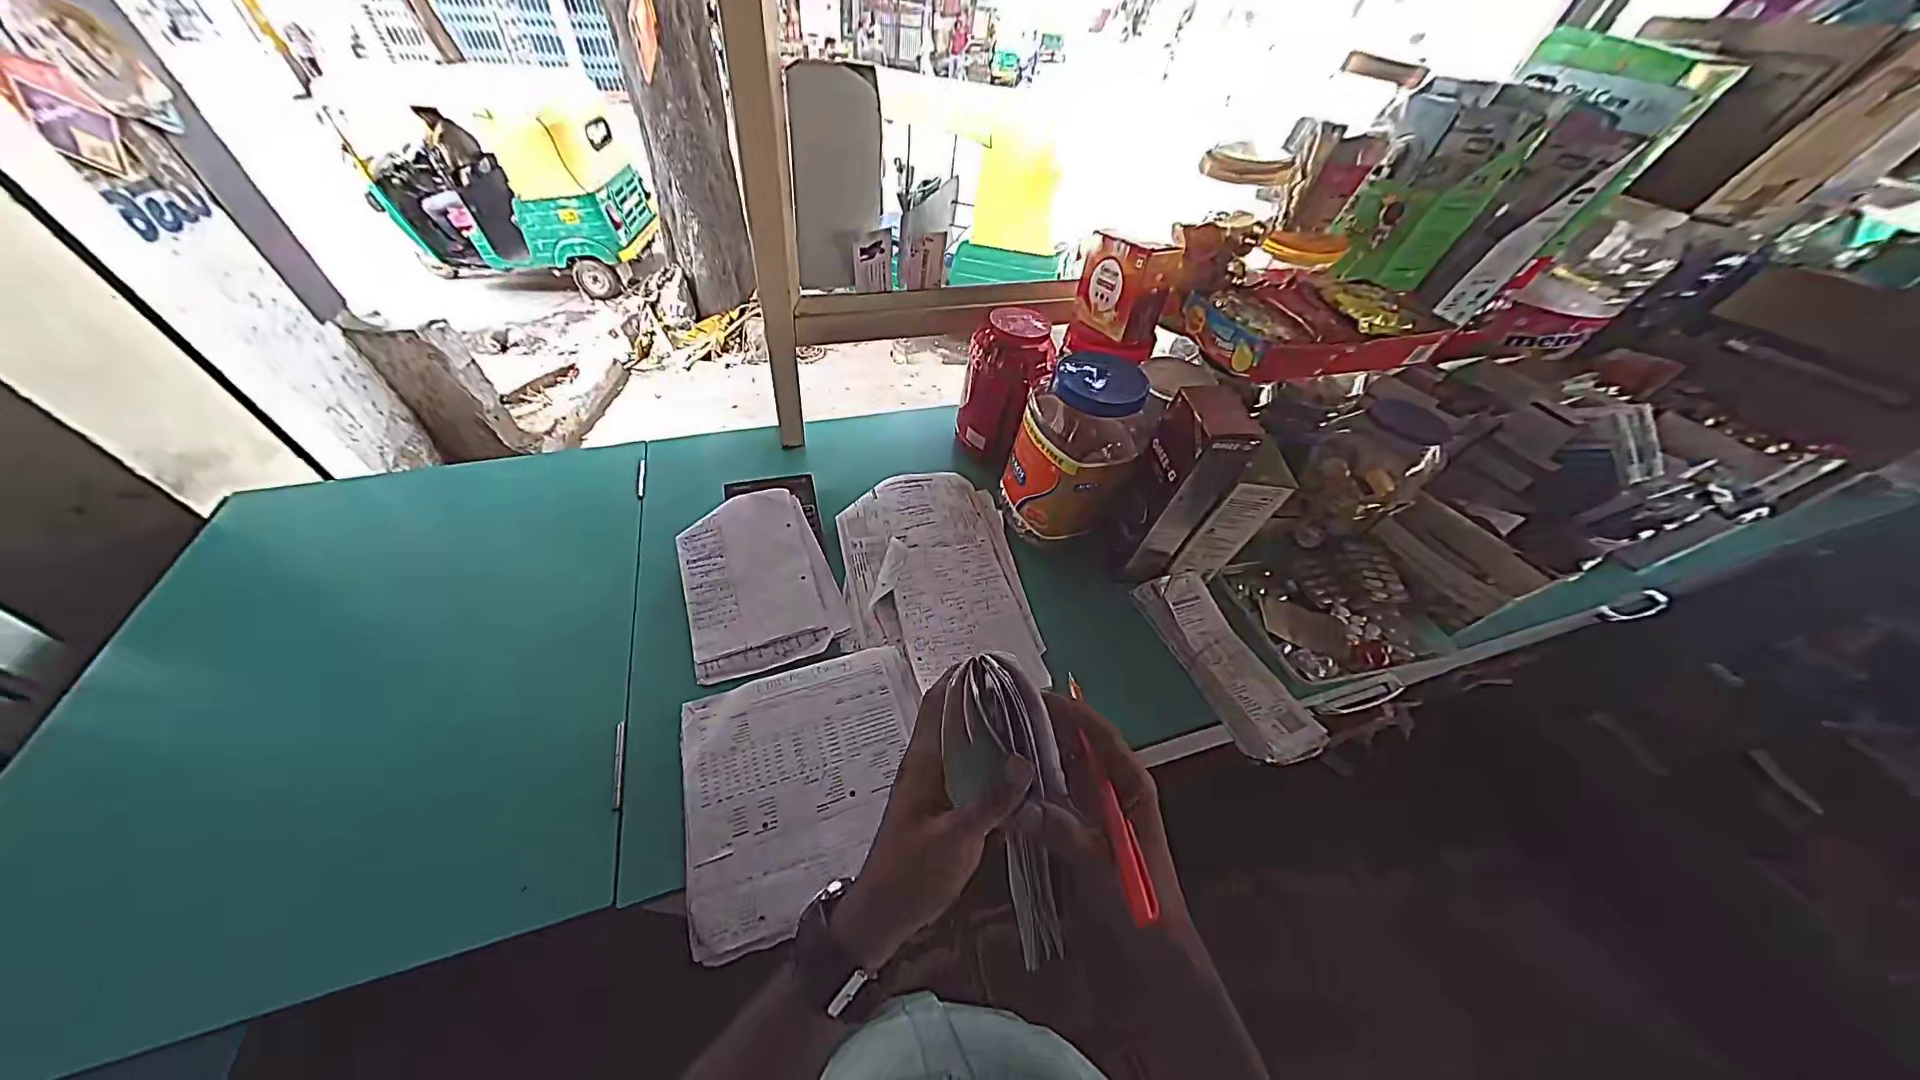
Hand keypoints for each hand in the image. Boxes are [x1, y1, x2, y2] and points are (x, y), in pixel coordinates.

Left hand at [831, 668, 1032, 969]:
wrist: (883, 915)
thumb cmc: (911, 874)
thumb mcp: (955, 839)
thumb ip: (990, 801)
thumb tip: (1024, 761)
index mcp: (923, 761)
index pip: (938, 703)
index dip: (960, 678)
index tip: (993, 663)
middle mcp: (928, 764)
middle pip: (954, 719)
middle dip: (985, 703)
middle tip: (1028, 696)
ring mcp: (935, 784)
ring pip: (964, 745)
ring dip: (990, 732)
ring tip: (1030, 724)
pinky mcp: (943, 805)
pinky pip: (969, 772)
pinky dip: (990, 762)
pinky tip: (1017, 768)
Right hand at [1015, 692, 1192, 933]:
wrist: (1149, 962)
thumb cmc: (1139, 906)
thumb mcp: (1102, 864)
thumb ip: (1063, 831)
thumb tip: (1018, 804)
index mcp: (1130, 786)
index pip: (1098, 735)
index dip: (1070, 712)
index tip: (1035, 694)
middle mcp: (1111, 791)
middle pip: (1077, 747)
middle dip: (1045, 728)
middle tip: (1004, 712)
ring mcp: (1093, 813)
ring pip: (1061, 772)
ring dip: (1035, 756)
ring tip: (997, 740)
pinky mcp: (1077, 835)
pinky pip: (1050, 801)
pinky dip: (1030, 789)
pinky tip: (1003, 786)